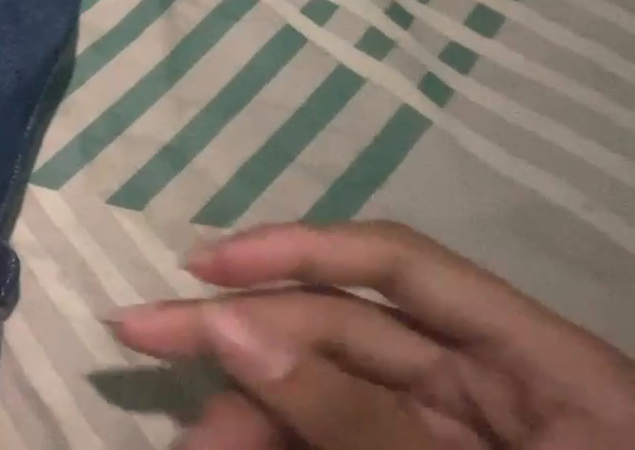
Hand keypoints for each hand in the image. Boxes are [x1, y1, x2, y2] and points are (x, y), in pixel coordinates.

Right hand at [107, 221, 634, 448]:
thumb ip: (354, 415)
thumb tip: (225, 327)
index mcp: (543, 365)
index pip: (397, 262)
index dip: (292, 247)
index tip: (199, 265)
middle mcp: (488, 382)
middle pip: (334, 324)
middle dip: (234, 335)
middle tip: (134, 333)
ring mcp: (448, 430)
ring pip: (317, 386)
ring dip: (245, 408)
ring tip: (192, 445)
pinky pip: (326, 435)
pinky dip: (272, 439)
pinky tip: (226, 446)